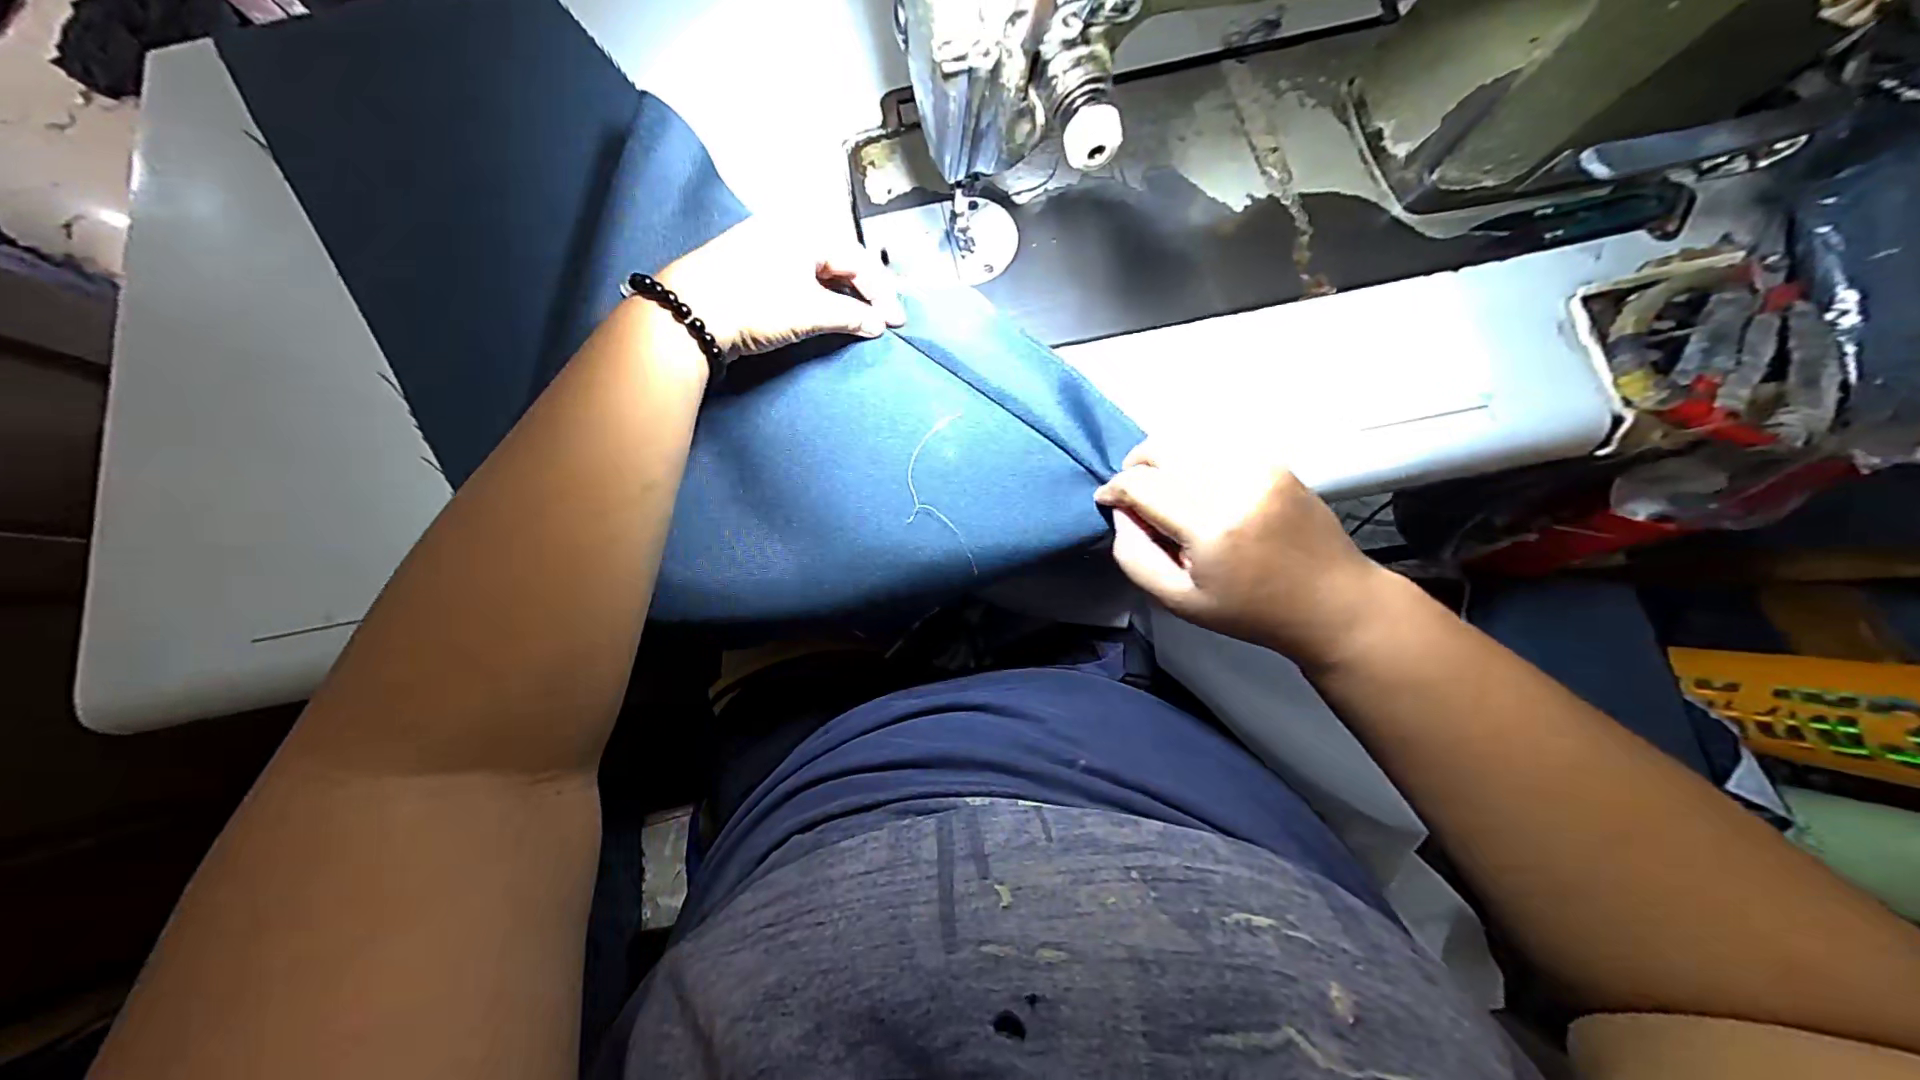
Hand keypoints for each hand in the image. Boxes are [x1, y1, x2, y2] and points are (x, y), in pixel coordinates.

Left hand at [655, 218, 906, 360]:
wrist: (689, 314)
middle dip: (864, 293)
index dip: (881, 294)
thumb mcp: (811, 312)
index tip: (895, 322)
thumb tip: (875, 324)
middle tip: (881, 320)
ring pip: (819, 271)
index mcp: (805, 230)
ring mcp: (766, 249)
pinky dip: (818, 298)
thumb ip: (851, 317)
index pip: (858, 261)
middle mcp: (787, 231)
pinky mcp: (751, 270)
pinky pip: (799, 279)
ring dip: (842, 297)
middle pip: (839, 262)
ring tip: (857, 320)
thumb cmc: (753, 303)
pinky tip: (825, 314)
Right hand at [1094, 438, 1400, 669]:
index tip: (1107, 500)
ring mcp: (1261, 470)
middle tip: (1133, 490)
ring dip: (1166, 459)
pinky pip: (1219, 447)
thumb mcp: (1179, 601)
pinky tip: (1199, 485)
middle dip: (1137, 465)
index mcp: (1211, 528)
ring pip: (1189, 441)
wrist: (1331, 601)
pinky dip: (1197, 459)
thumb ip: (1135, 557)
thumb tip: (1121, 513)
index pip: (1143, 485)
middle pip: (1164, 449)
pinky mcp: (1276, 465)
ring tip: (1165, 487)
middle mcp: (1236, 487)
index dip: (1115, 489)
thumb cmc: (1251, 611)